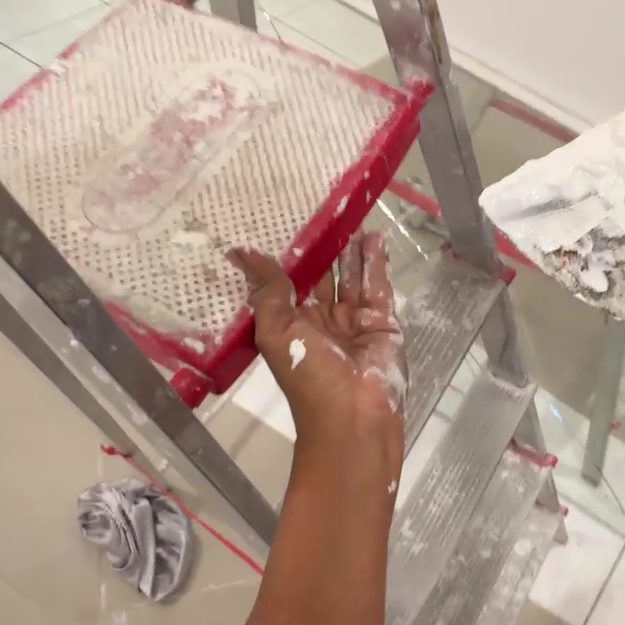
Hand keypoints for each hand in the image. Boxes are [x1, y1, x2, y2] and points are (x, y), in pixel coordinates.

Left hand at [229, 233, 405, 456]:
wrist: (354, 414)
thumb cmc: (308, 375)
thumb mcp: (276, 331)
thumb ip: (267, 291)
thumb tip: (242, 253)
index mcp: (292, 324)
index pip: (290, 282)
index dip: (289, 255)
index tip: (285, 220)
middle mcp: (323, 320)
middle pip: (324, 275)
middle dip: (324, 248)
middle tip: (325, 210)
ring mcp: (355, 320)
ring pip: (352, 277)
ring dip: (352, 250)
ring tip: (351, 216)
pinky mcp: (382, 321)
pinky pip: (378, 287)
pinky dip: (376, 263)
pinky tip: (374, 237)